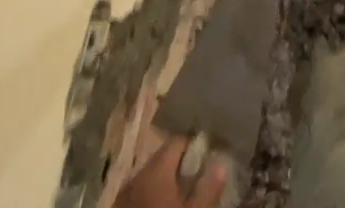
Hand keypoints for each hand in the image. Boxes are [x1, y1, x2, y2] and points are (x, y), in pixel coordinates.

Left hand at [113, 135, 231, 207]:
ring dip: (165, 181)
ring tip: (181, 193)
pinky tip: (162, 204)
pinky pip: (138, 194)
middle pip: (161, 159)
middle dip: (180, 165)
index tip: (208, 155)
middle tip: (198, 177)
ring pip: (148, 177)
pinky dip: (151, 195)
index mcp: (155, 171)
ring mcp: (123, 196)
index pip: (176, 142)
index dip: (193, 145)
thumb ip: (207, 189)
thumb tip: (221, 164)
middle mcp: (136, 176)